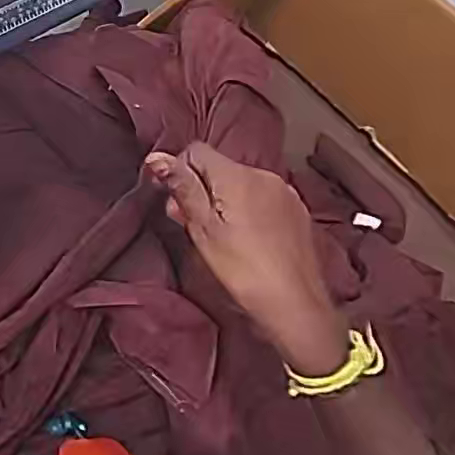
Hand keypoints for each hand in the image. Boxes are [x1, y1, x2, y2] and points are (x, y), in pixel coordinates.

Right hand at [145, 143, 348, 371]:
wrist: (296, 305)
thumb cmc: (242, 269)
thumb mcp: (203, 229)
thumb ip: (182, 188)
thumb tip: (157, 157)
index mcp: (238, 176)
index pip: (196, 150)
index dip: (179, 172)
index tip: (176, 205)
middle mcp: (264, 175)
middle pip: (219, 167)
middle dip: (200, 190)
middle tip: (193, 226)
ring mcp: (285, 192)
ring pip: (240, 183)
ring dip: (224, 200)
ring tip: (222, 237)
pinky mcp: (297, 210)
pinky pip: (261, 197)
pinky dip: (247, 210)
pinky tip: (248, 240)